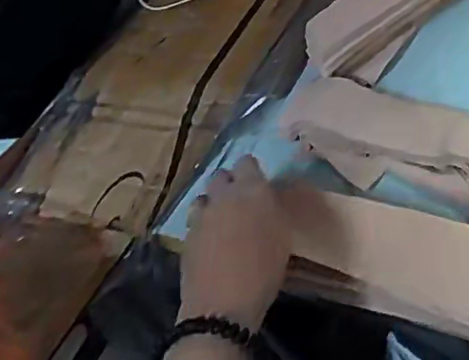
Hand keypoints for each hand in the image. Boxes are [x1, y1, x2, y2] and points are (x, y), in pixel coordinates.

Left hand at [177, 156, 290, 331]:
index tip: (257, 182)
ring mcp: (202, 216)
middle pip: (221, 175)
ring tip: (222, 219)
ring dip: (213, 202)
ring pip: (205, 196)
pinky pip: (195, 220)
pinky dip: (202, 223)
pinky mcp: (186, 237)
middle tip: (239, 200)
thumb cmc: (264, 268)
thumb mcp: (282, 232)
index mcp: (252, 188)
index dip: (250, 170)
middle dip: (229, 183)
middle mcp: (224, 195)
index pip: (246, 161)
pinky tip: (209, 239)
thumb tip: (266, 197)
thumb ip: (271, 207)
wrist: (222, 307)